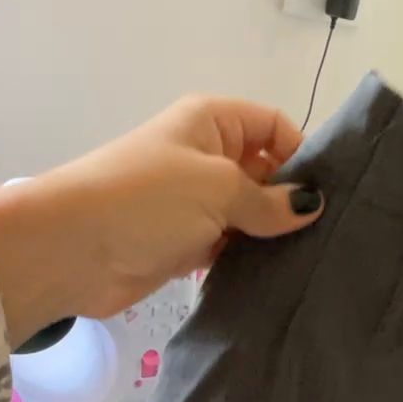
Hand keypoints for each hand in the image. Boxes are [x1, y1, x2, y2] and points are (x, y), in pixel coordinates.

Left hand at [0, 96, 324, 345]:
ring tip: (310, 261)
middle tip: (328, 236)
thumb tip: (311, 205)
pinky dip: (247, 260)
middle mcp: (206, 159)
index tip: (326, 196)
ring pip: (247, 216)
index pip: (272, 127)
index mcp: (211, 123)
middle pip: (264, 174)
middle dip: (290, 201)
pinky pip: (228, 248)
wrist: (73, 250)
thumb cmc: (146, 201)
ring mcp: (194, 205)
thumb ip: (268, 200)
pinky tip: (275, 278)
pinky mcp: (185, 246)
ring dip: (270, 236)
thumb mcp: (217, 188)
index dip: (301, 155)